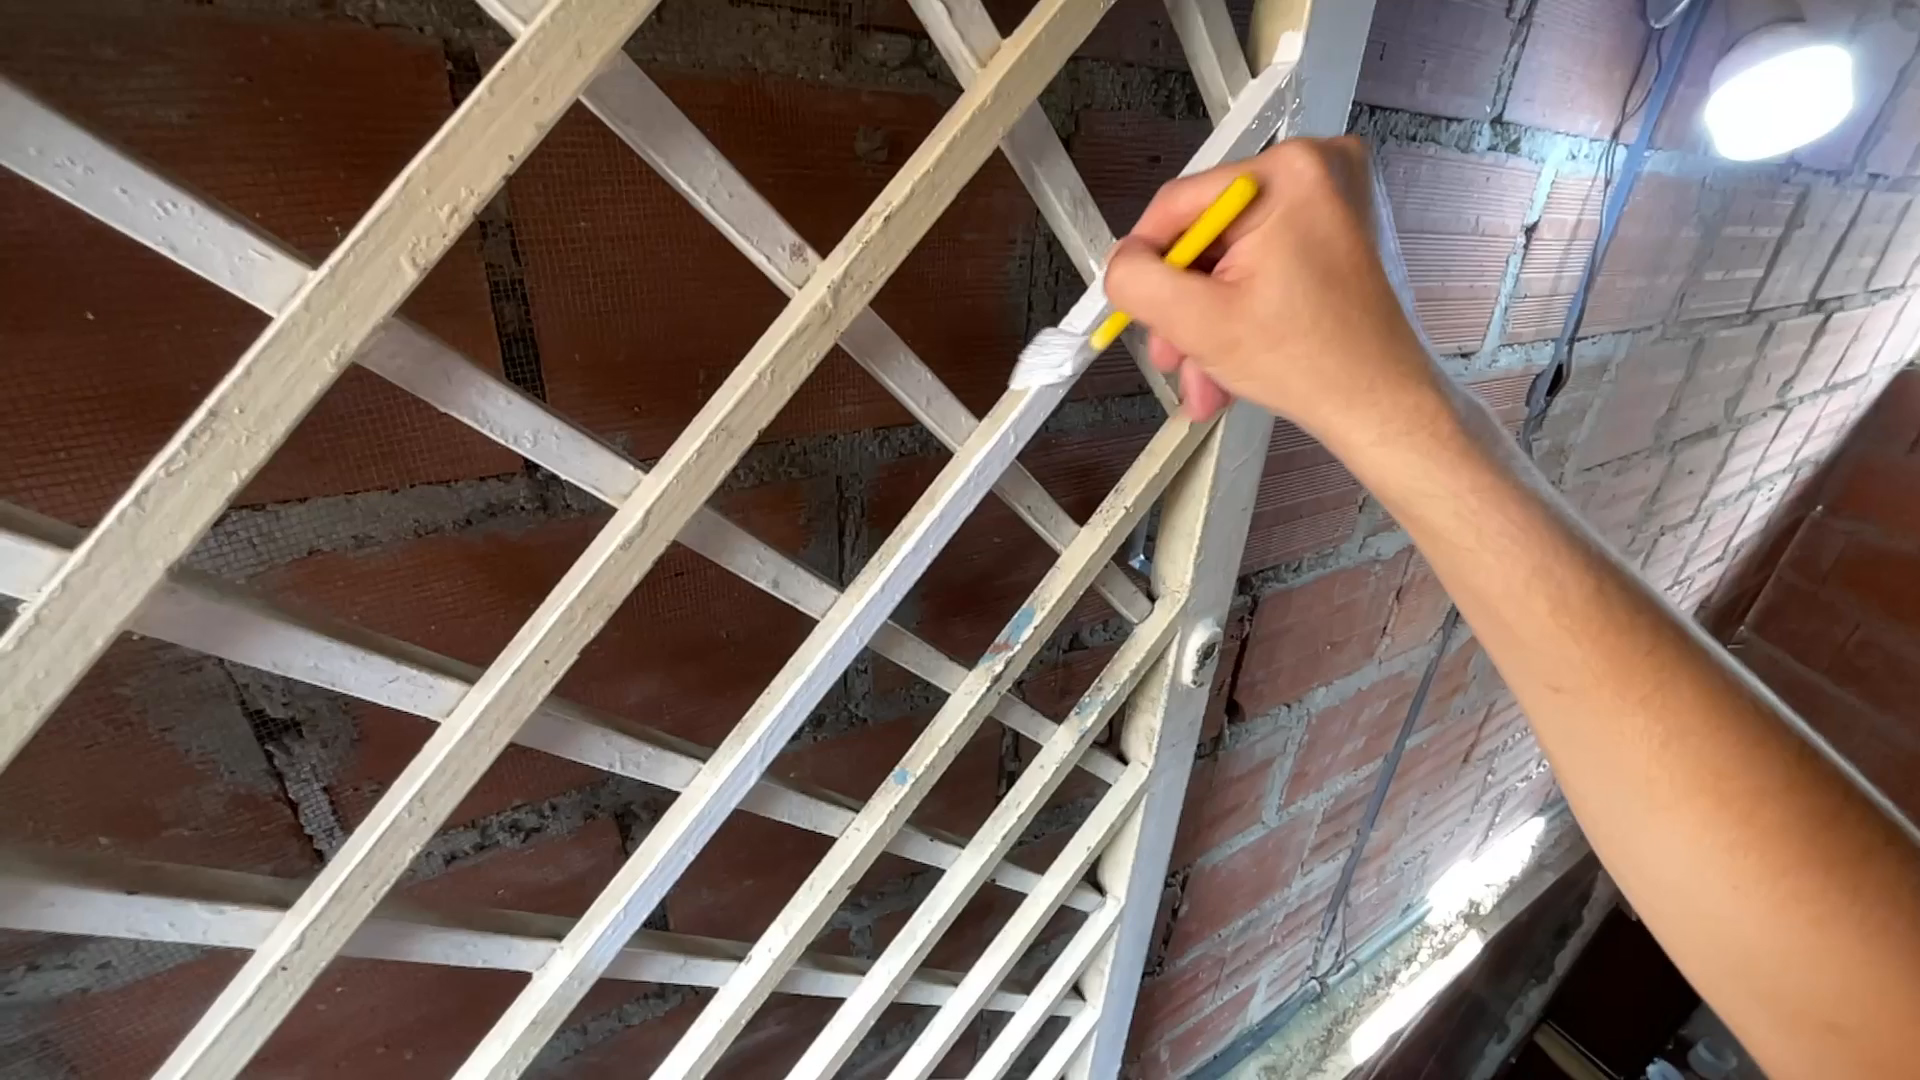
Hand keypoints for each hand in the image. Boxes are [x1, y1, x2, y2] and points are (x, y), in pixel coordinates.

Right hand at [1105, 138, 1446, 443]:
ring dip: (1204, 323)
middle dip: (1183, 306)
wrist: (1378, 404)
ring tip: (1202, 378)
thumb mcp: (1197, 322)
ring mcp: (1328, 202)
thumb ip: (1138, 282)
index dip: (1144, 262)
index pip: (1177, 206)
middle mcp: (1315, 171)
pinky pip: (1257, 269)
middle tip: (1172, 357)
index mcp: (1287, 173)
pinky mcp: (1331, 234)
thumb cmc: (1307, 363)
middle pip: (1204, 239)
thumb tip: (1119, 264)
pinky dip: (1236, 315)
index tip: (1133, 309)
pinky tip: (1226, 364)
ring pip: (1227, 262)